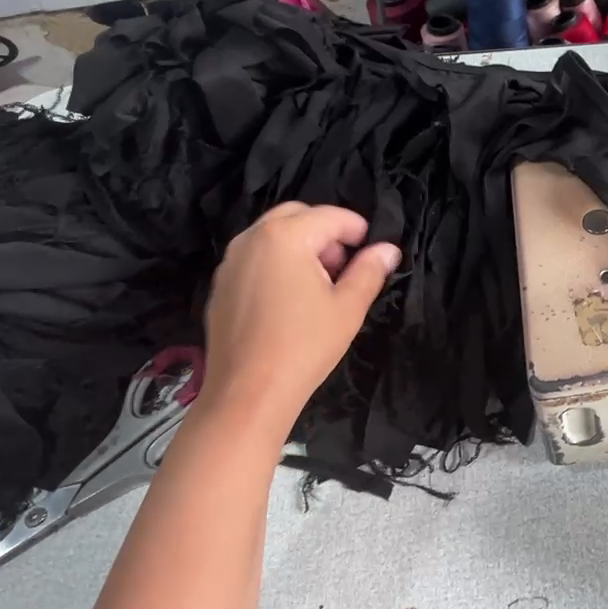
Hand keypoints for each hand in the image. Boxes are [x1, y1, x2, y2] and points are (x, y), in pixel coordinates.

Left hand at [203, 203, 400, 421]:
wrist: (248, 393)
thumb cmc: (304, 346)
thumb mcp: (349, 307)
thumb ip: (370, 270)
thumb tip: (387, 249)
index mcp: (285, 237)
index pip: (331, 216)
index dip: (358, 230)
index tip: (372, 254)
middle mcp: (252, 239)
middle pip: (297, 215)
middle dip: (325, 232)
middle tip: (344, 267)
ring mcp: (230, 262)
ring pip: (272, 235)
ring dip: (300, 245)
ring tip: (319, 285)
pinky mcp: (220, 285)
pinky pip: (255, 258)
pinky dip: (277, 263)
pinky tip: (290, 301)